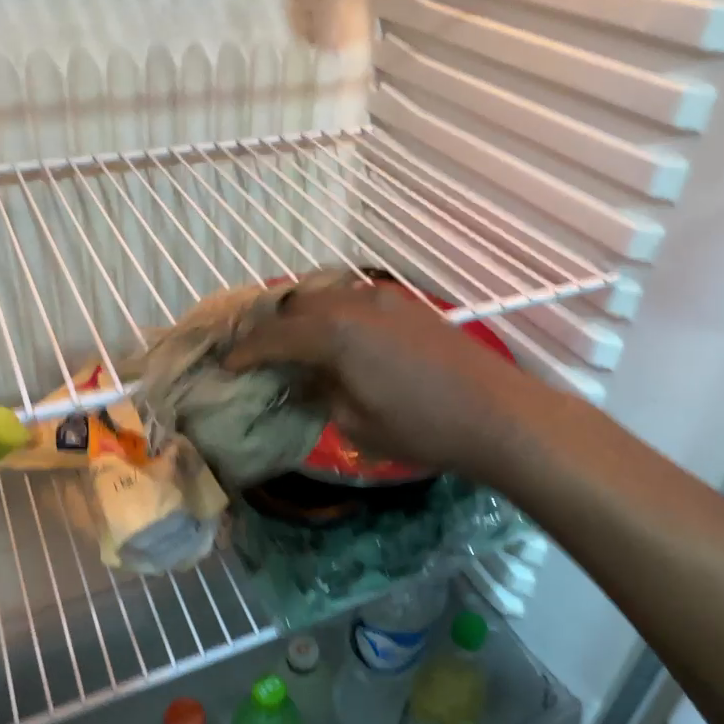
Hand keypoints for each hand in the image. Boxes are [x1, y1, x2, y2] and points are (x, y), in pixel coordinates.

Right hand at [223, 283, 552, 476]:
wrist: (496, 415)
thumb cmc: (422, 427)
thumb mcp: (356, 423)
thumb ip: (318, 395)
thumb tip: (299, 384)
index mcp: (335, 332)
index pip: (275, 337)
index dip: (246, 352)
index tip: (227, 367)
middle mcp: (356, 302)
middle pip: (297, 304)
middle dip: (271, 327)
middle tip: (254, 353)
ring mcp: (387, 298)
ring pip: (328, 296)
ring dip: (303, 317)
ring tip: (291, 346)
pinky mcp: (410, 306)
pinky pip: (355, 301)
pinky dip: (333, 315)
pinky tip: (335, 341)